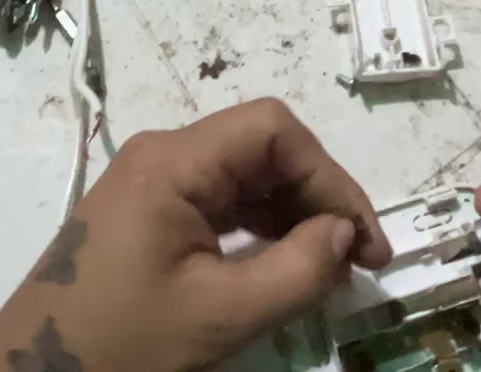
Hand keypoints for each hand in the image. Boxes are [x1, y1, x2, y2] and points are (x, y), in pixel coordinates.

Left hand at [0, 98, 392, 371]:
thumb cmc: (119, 349)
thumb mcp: (217, 317)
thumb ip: (296, 271)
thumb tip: (346, 232)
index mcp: (174, 161)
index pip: (271, 130)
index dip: (326, 173)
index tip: (361, 234)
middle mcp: (166, 153)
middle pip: (262, 147)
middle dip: (316, 194)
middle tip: (358, 254)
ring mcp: (158, 180)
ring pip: (247, 173)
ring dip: (294, 211)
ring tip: (334, 262)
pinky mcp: (155, 209)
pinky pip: (223, 199)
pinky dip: (262, 225)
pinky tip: (289, 259)